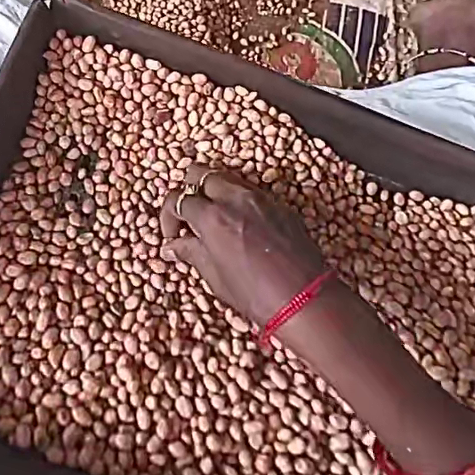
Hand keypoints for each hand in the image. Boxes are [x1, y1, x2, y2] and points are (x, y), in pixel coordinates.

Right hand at [158, 164, 328, 326]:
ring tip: (212, 218)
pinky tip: (238, 224)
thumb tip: (174, 245)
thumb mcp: (214, 275)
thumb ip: (192, 251)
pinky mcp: (280, 205)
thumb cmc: (257, 295)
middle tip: (188, 216)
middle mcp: (235, 199)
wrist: (306, 300)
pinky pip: (250, 191)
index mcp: (212, 217)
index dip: (168, 216)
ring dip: (213, 192)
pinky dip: (237, 200)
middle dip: (188, 191)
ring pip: (226, 178)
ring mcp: (260, 199)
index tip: (172, 234)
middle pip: (199, 174)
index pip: (178, 199)